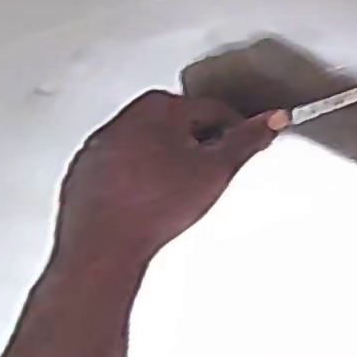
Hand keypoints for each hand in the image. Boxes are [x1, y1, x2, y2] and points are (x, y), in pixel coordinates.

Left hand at [53, 91, 287, 271]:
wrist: (106, 249)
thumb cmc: (157, 206)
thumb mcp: (221, 167)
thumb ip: (250, 137)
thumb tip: (274, 118)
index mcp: (155, 113)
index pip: (209, 106)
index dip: (233, 124)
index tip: (241, 141)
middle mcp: (120, 125)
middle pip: (175, 117)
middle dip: (199, 134)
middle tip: (215, 156)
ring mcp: (95, 151)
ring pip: (147, 137)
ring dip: (170, 150)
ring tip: (187, 177)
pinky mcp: (82, 176)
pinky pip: (122, 160)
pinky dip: (142, 169)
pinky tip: (157, 191)